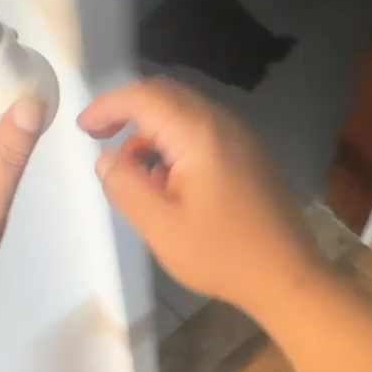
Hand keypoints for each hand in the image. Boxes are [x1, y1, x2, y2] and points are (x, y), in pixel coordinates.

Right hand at [78, 78, 324, 317]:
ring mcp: (241, 138)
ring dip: (151, 132)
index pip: (145, 97)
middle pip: (167, 96)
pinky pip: (203, 132)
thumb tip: (106, 159)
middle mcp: (223, 124)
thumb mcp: (161, 228)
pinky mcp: (248, 156)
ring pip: (185, 114)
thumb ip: (127, 188)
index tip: (83, 128)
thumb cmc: (222, 255)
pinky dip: (173, 144)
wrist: (287, 276)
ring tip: (132, 174)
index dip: (108, 105)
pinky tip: (166, 181)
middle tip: (99, 138)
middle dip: (127, 111)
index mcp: (200, 135)